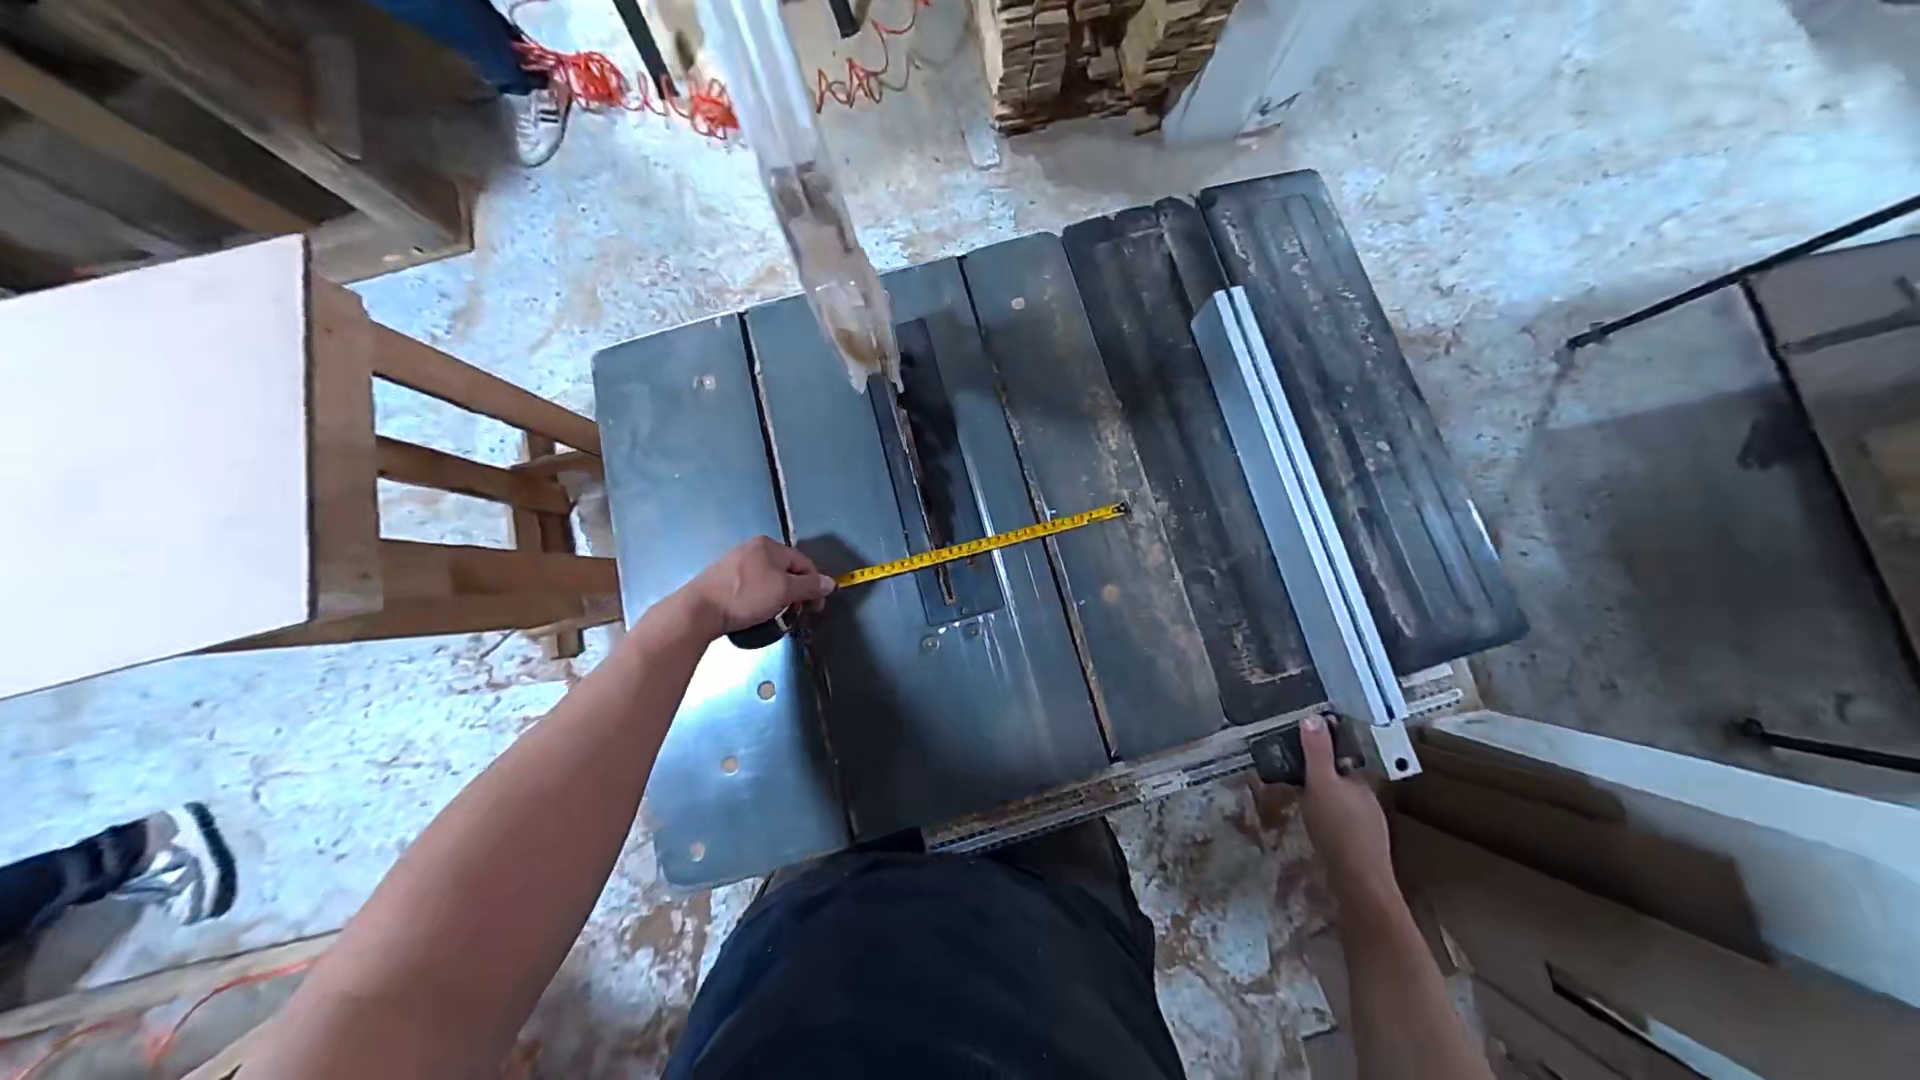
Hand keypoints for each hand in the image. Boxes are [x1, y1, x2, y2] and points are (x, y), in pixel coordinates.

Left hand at [677, 536, 836, 638]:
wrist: (699, 610)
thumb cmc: (746, 597)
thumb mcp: (784, 592)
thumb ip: (810, 586)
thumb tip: (830, 583)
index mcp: (769, 545)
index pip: (804, 563)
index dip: (814, 586)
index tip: (815, 609)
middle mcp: (752, 548)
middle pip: (786, 571)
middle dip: (796, 593)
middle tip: (796, 613)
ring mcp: (735, 561)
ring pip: (769, 579)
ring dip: (779, 598)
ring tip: (776, 615)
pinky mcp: (722, 577)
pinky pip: (752, 586)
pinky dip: (760, 598)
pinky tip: (755, 611)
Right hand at [1300, 714, 1396, 909]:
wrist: (1359, 882)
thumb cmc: (1338, 828)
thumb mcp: (1320, 784)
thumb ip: (1316, 752)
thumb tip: (1312, 716)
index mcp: (1362, 781)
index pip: (1345, 756)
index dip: (1326, 747)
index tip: (1303, 741)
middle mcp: (1369, 799)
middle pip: (1343, 778)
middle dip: (1323, 772)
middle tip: (1294, 767)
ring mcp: (1368, 824)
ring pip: (1344, 801)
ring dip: (1325, 795)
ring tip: (1300, 794)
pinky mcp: (1362, 845)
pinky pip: (1343, 820)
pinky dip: (1329, 816)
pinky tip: (1316, 824)